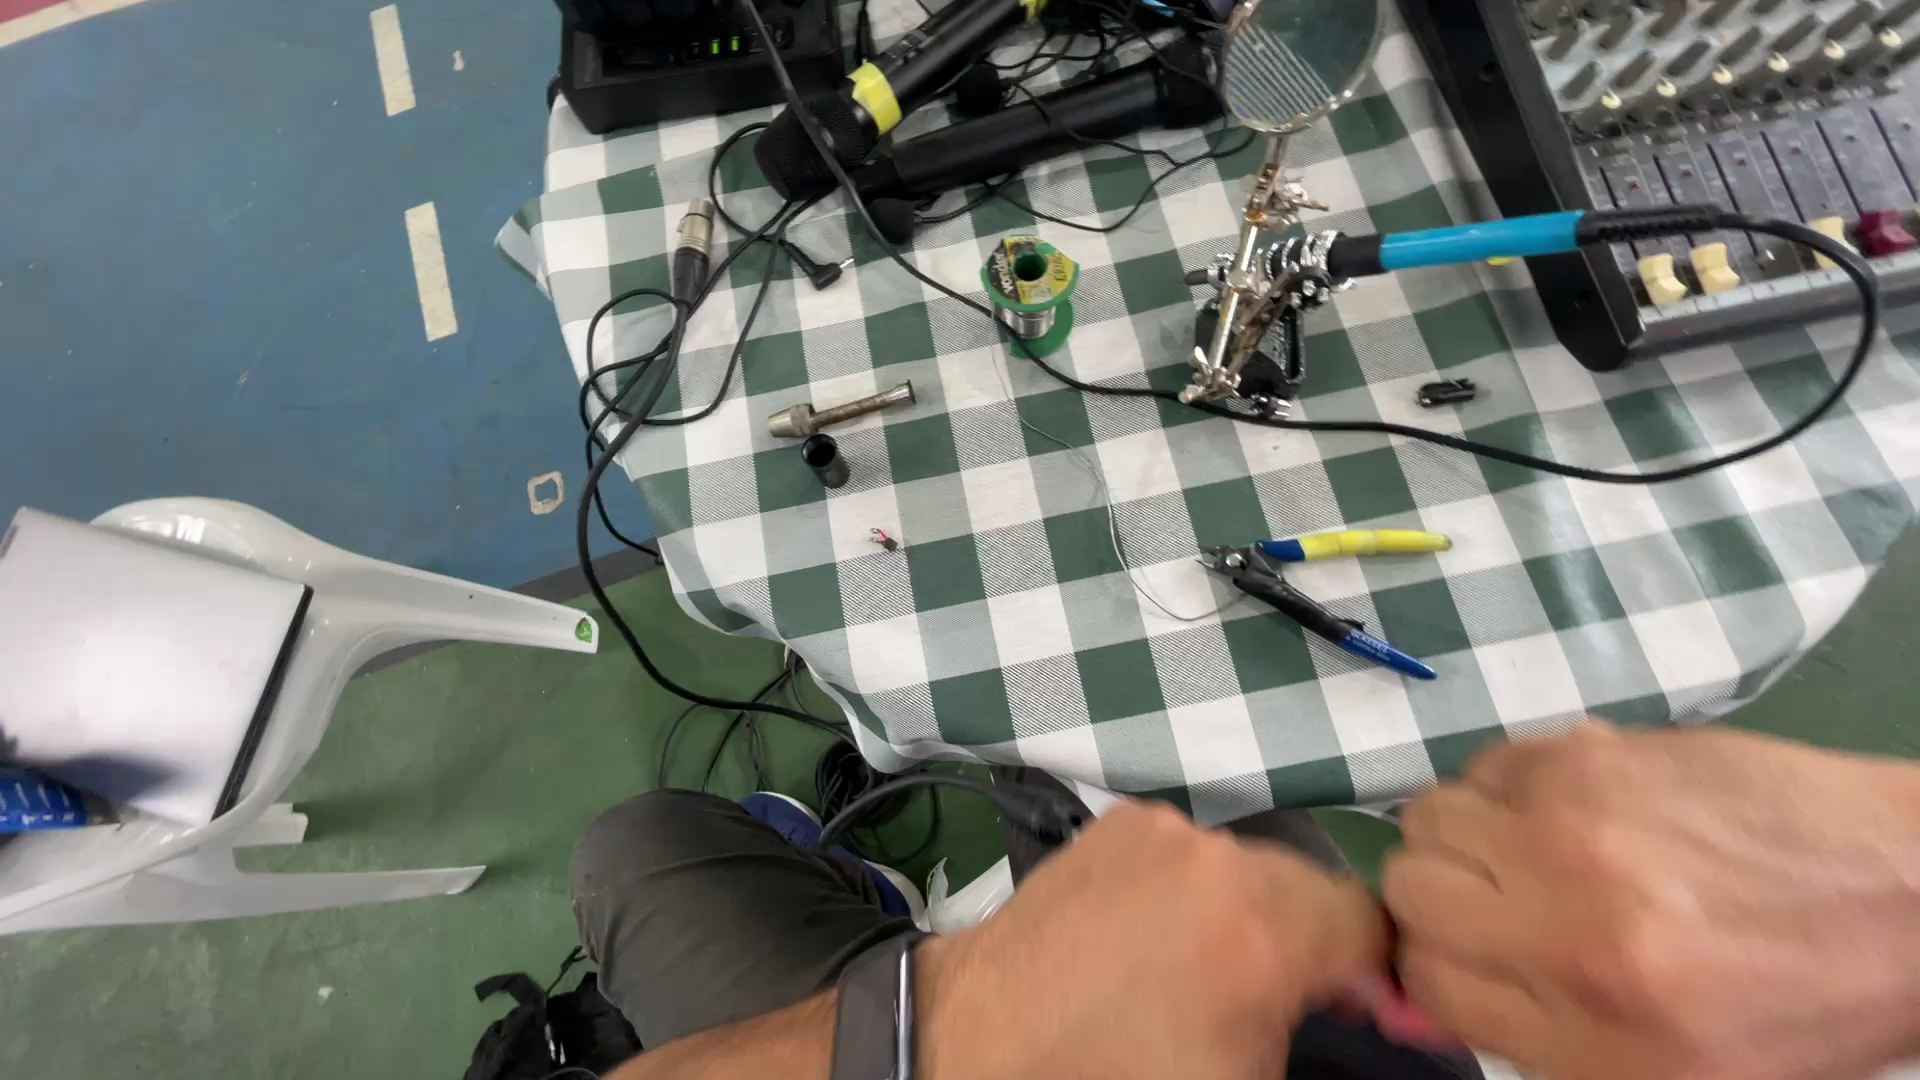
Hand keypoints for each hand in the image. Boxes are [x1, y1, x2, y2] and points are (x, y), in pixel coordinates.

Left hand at [917, 799, 1390, 1079]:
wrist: (990, 1033)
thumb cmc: (1122, 1073)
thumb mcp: (1244, 1072)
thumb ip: (1308, 1020)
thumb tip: (1356, 992)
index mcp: (1261, 926)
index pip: (1368, 919)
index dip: (1380, 968)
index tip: (1369, 1006)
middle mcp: (1215, 854)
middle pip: (1306, 885)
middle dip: (1309, 937)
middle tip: (1278, 991)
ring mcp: (1159, 826)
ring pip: (1244, 864)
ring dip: (1246, 907)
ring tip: (1204, 960)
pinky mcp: (1116, 820)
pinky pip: (1185, 850)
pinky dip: (1191, 883)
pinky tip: (1156, 927)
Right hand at [1385, 723, 1919, 1079]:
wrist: (1904, 887)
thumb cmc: (1787, 995)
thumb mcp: (1665, 1065)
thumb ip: (1520, 1027)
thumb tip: (1396, 994)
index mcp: (1596, 1037)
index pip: (1425, 977)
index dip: (1440, 957)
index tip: (1477, 945)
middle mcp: (1566, 936)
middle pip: (1408, 886)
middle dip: (1442, 888)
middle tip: (1504, 889)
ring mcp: (1564, 836)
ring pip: (1426, 815)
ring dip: (1466, 830)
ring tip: (1539, 842)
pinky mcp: (1574, 758)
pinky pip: (1478, 767)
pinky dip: (1507, 787)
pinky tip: (1573, 805)